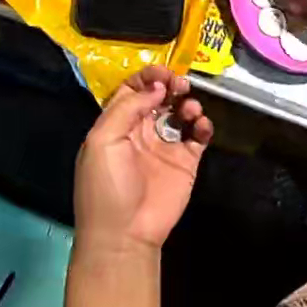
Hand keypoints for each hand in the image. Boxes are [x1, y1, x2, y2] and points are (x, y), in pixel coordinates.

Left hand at [75, 66, 213, 252]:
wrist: (125, 233)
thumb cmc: (106, 186)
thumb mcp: (102, 142)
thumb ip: (127, 109)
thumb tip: (156, 88)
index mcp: (117, 125)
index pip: (133, 91)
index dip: (147, 78)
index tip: (164, 73)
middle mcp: (142, 131)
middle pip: (160, 98)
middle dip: (171, 86)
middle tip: (181, 86)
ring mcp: (166, 146)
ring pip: (181, 114)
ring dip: (188, 105)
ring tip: (190, 110)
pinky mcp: (187, 161)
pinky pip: (199, 136)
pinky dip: (204, 126)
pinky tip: (201, 126)